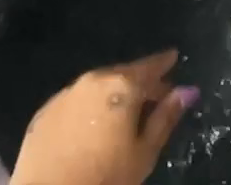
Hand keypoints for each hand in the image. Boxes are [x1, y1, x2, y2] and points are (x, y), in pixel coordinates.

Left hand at [11, 49, 195, 184]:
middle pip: (123, 74)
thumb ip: (166, 117)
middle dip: (140, 84)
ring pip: (97, 87)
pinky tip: (90, 128)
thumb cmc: (105, 179)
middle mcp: (93, 80)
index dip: (164, 63)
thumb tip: (187, 91)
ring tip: (122, 115)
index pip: (150, 66)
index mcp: (122, 85)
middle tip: (153, 97)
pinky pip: (75, 102)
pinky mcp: (43, 113)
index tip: (174, 58)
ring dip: (112, 95)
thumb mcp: (144, 152)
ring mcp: (65, 95)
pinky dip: (88, 108)